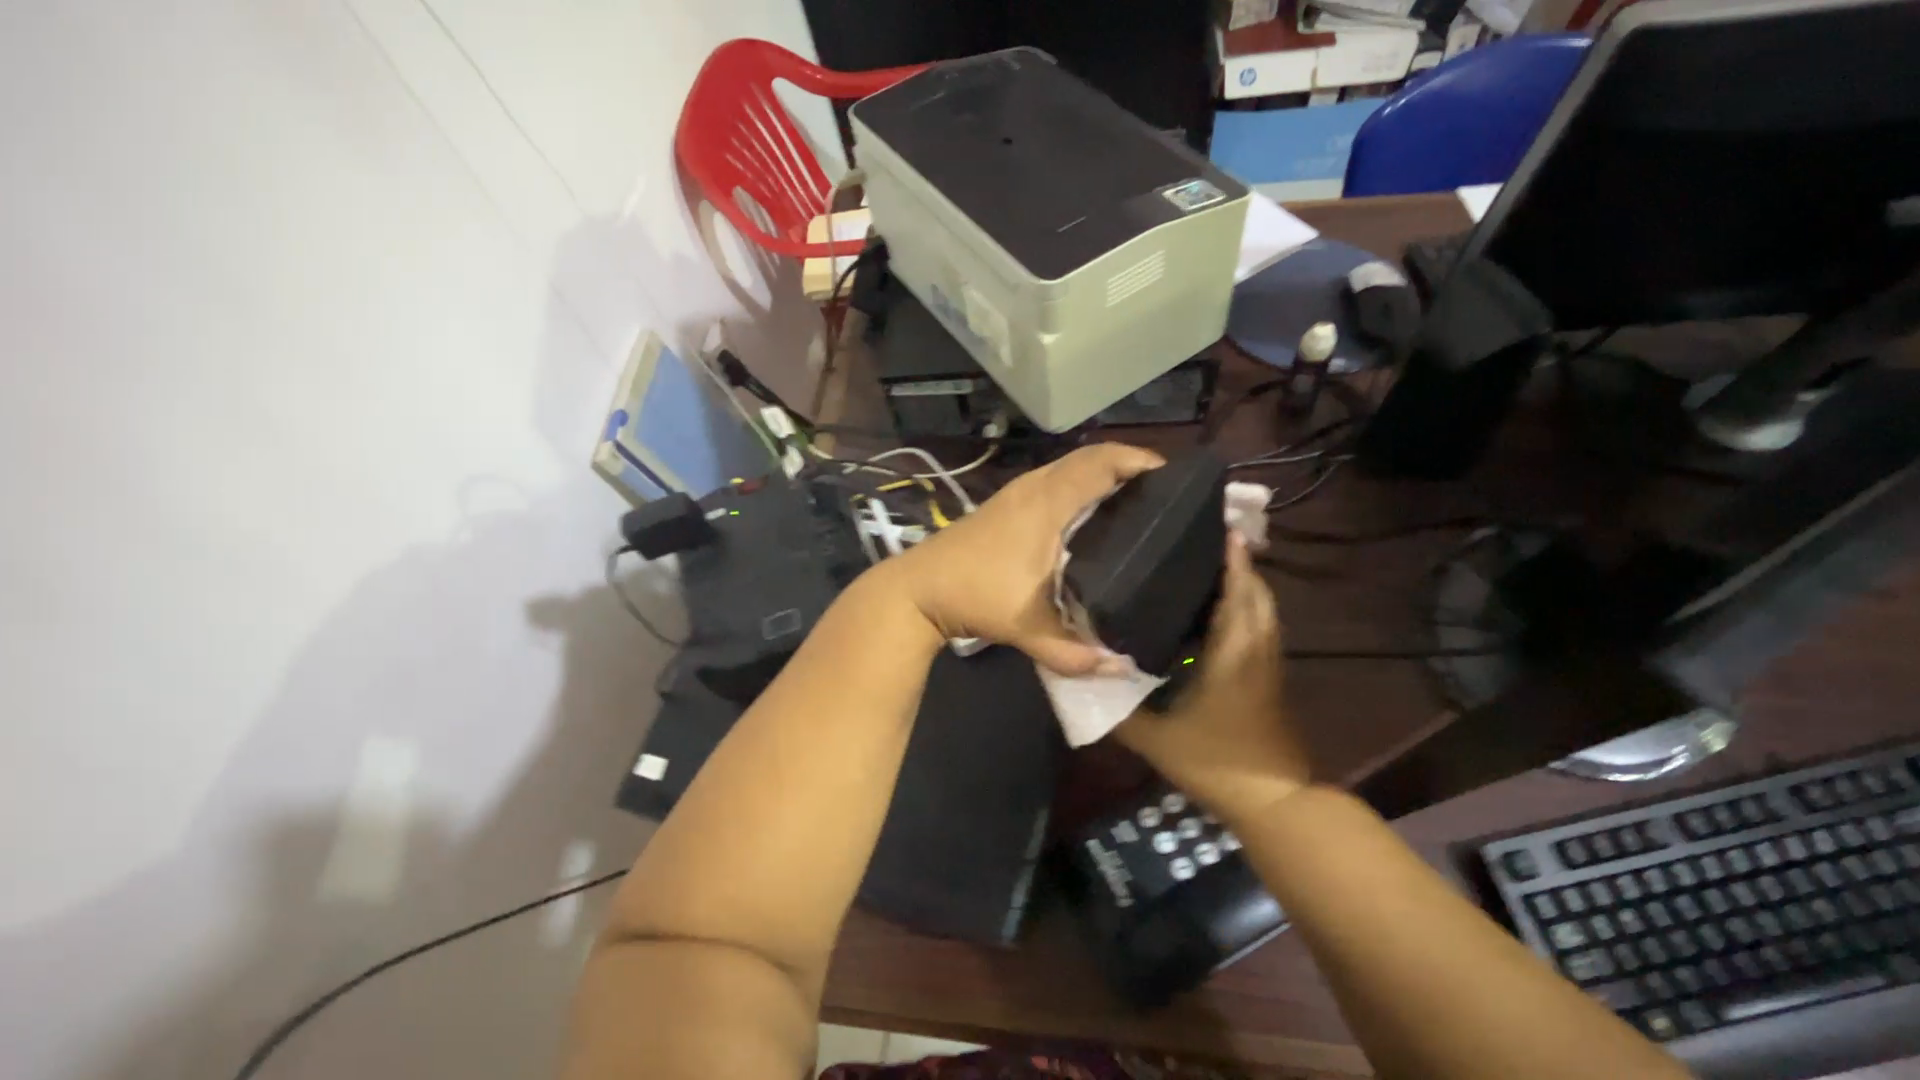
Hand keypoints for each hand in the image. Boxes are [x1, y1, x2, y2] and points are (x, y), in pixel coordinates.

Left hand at [881, 442, 1164, 675]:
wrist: (916, 590)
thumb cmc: (973, 596)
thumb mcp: (1027, 629)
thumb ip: (1076, 652)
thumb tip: (1123, 668)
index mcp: (1046, 503)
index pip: (1100, 462)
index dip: (1138, 461)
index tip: (1173, 478)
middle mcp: (1034, 487)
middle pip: (1090, 458)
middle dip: (1129, 467)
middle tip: (1164, 495)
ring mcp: (1016, 493)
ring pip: (1070, 468)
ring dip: (1103, 476)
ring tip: (1138, 504)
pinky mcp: (1005, 505)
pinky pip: (1055, 482)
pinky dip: (1081, 487)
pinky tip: (1094, 518)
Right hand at [1115, 533, 1308, 823]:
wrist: (1273, 801)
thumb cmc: (1215, 760)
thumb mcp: (1154, 738)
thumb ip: (1116, 707)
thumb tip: (1078, 679)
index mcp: (1234, 650)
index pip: (1238, 590)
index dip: (1231, 558)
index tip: (1214, 526)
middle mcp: (1257, 648)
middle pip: (1257, 593)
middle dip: (1237, 564)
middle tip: (1201, 544)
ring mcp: (1268, 664)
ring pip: (1264, 611)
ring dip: (1244, 586)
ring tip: (1204, 571)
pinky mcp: (1270, 680)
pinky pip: (1261, 628)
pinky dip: (1246, 609)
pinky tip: (1215, 616)